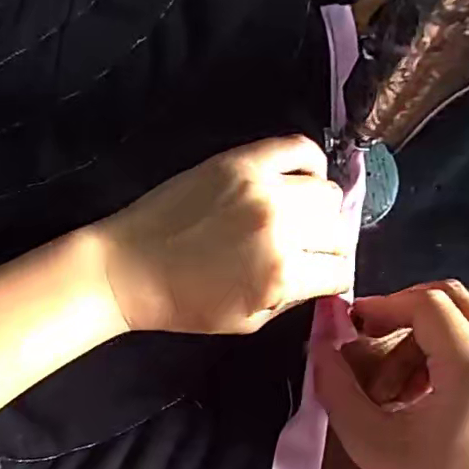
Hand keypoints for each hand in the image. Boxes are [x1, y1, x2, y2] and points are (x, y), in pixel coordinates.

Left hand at [92, 135, 354, 334]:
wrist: (127, 269)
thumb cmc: (182, 303)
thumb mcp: (245, 321)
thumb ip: (292, 298)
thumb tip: (322, 277)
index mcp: (282, 275)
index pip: (341, 269)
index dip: (332, 275)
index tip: (320, 272)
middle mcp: (281, 227)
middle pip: (339, 227)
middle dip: (328, 243)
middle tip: (304, 247)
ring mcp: (261, 188)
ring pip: (327, 189)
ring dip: (319, 208)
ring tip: (294, 215)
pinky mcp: (240, 161)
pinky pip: (298, 147)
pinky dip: (309, 161)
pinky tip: (298, 176)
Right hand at [312, 280, 468, 468]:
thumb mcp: (371, 442)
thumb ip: (336, 387)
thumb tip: (319, 345)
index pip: (427, 304)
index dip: (382, 305)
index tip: (352, 324)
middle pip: (450, 300)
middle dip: (400, 314)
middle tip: (368, 339)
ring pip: (463, 322)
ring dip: (419, 341)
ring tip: (394, 389)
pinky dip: (444, 354)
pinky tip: (424, 395)